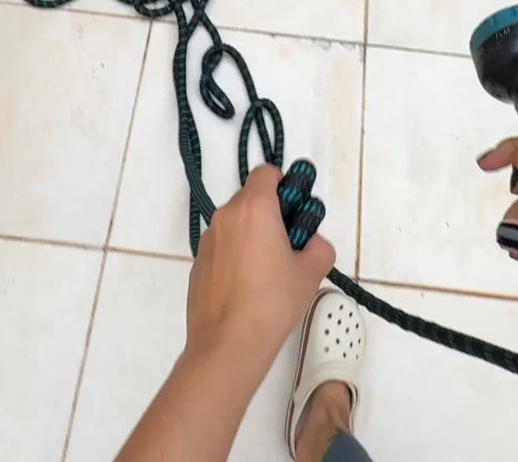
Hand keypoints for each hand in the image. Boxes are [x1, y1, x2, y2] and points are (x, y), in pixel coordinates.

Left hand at [186, 165, 337, 381]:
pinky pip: (222, 247)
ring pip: (236, 224)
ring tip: (268, 272)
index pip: (266, 173)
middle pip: (251, 199)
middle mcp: (226, 216)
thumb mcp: (310, 274)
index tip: (295, 211)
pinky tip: (246, 289)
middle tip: (289, 245)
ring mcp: (208, 240)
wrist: (227, 345)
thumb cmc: (272, 302)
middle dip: (271, 214)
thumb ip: (320, 248)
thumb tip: (312, 244)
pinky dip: (235, 256)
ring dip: (252, 235)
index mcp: (254, 208)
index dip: (284, 185)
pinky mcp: (198, 264)